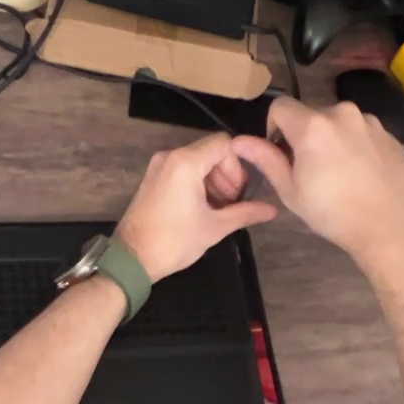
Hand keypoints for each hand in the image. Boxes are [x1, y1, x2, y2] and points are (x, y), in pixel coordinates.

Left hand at [114, 133, 278, 281]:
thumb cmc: (174, 242)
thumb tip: (271, 210)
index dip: (237, 167)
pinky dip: (197, 184)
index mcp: (185, 163)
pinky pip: (182, 170)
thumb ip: (245, 213)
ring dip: (213, 181)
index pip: (224, 144)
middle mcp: (170, 156)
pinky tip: (201, 209)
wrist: (132, 259)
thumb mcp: (214, 228)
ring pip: (197, 161)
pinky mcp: (152, 178)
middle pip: (211, 151)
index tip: (238, 194)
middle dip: (227, 175)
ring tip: (217, 210)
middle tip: (230, 204)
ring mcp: (158, 166)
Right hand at [234, 97, 403, 267]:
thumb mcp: (291, 191)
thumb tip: (238, 141)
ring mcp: (369, 121)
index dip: (273, 128)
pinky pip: (360, 132)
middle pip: (310, 114)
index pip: (279, 106)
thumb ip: (266, 159)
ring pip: (337, 123)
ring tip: (337, 174)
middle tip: (308, 171)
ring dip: (329, 140)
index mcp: (312, 125)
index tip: (279, 154)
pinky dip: (353, 146)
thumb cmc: (332, 214)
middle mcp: (342, 112)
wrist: (390, 227)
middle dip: (303, 136)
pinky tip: (359, 175)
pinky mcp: (389, 133)